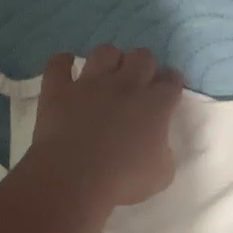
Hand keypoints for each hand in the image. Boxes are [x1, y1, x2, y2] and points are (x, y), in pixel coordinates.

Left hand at [30, 45, 183, 207]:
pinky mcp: (59, 89)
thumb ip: (164, 151)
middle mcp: (126, 85)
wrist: (75, 178)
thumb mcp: (163, 173)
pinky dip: (63, 63)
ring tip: (109, 75)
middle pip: (142, 57)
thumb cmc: (125, 180)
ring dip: (111, 59)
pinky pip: (58, 64)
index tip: (172, 90)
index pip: (172, 82)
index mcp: (156, 105)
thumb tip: (156, 144)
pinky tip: (67, 68)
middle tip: (142, 82)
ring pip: (105, 52)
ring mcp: (90, 84)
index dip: (174, 82)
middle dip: (146, 65)